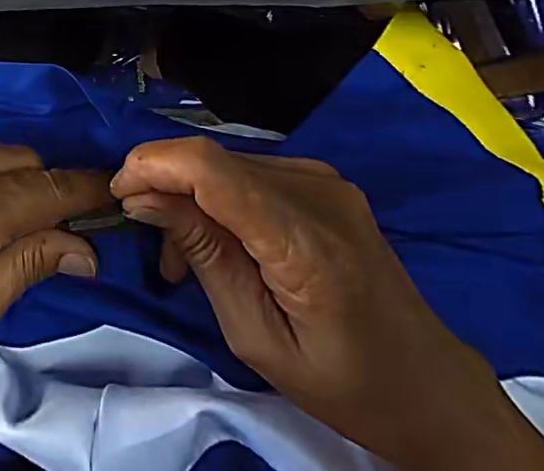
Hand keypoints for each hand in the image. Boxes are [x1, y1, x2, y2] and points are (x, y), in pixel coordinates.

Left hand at [0, 138, 110, 413]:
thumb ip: (28, 267)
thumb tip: (84, 248)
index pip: (52, 189)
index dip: (89, 193)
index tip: (115, 201)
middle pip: (30, 162)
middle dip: (52, 193)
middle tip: (59, 235)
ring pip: (0, 153)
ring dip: (20, 182)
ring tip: (13, 229)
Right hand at [110, 137, 543, 470]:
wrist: (425, 379)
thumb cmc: (343, 381)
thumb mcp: (256, 337)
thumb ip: (204, 256)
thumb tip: (148, 199)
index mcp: (304, 238)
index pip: (214, 169)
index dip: (155, 164)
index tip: (118, 190)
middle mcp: (316, 188)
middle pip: (217, 161)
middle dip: (168, 190)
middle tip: (154, 251)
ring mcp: (326, 179)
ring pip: (231, 165)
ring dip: (195, 198)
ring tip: (187, 258)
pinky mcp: (326, 181)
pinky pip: (255, 174)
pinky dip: (224, 199)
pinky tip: (225, 241)